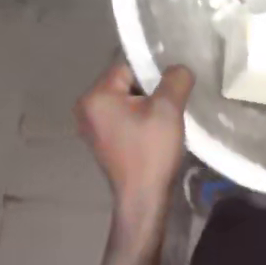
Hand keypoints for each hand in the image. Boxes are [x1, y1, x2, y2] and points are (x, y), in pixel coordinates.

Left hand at [77, 62, 192, 231]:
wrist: (143, 199)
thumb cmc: (151, 151)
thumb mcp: (168, 109)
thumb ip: (175, 78)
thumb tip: (179, 68)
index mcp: (95, 96)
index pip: (128, 65)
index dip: (152, 73)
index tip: (169, 90)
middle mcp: (86, 107)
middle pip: (125, 80)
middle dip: (149, 88)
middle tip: (168, 104)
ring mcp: (91, 124)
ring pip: (126, 97)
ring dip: (146, 102)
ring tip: (163, 118)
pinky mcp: (101, 138)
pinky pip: (123, 114)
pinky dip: (139, 116)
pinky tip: (154, 130)